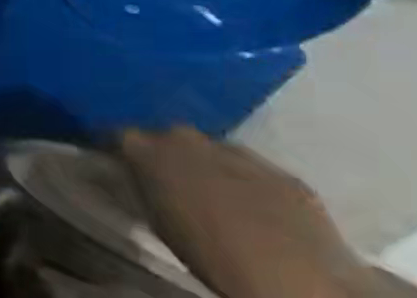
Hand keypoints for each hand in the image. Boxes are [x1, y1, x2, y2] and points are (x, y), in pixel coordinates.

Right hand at [119, 127, 370, 297]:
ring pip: (214, 152)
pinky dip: (252, 186)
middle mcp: (183, 136)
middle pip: (169, 138)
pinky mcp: (282, 171)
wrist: (298, 281)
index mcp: (144, 146)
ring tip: (223, 201)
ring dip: (212, 168)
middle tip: (177, 186)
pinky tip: (262, 213)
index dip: (121, 150)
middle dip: (171, 156)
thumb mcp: (157, 221)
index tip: (124, 165)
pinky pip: (256, 172)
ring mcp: (235, 150)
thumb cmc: (209, 255)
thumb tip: (136, 176)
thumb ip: (145, 187)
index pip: (118, 135)